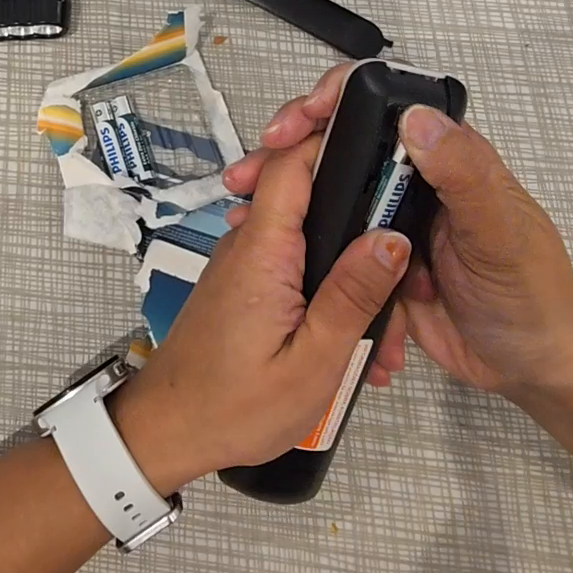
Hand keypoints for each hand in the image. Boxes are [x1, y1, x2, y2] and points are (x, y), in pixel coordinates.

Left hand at [111, 134, 412, 491]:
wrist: (169, 429)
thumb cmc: (234, 405)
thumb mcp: (312, 361)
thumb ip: (352, 295)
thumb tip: (392, 237)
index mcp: (262, 249)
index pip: (291, 164)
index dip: (332, 143)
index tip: (385, 156)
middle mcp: (248, 243)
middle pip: (314, 205)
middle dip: (364, 239)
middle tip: (403, 301)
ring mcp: (245, 263)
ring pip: (311, 244)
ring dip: (351, 282)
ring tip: (381, 348)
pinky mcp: (246, 285)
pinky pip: (295, 270)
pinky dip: (327, 298)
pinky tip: (351, 348)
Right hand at [225, 64, 572, 394]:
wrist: (529, 368)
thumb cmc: (530, 295)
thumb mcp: (501, 234)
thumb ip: (465, 176)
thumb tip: (415, 118)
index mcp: (444, 159)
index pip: (382, 107)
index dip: (333, 101)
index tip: (297, 122)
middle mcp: (410, 179)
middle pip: (338, 145)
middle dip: (286, 151)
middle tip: (249, 171)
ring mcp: (387, 219)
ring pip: (323, 191)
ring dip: (279, 195)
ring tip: (243, 210)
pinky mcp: (371, 258)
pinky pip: (326, 241)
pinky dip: (293, 242)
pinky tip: (263, 250)